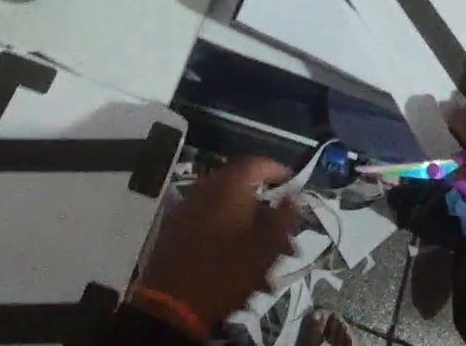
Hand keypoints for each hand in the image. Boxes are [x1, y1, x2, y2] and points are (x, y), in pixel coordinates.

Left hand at [135, 157, 300, 337]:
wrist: (172, 304)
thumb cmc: (226, 271)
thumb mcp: (265, 249)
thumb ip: (283, 218)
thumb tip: (293, 196)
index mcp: (231, 184)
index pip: (259, 162)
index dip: (277, 171)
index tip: (291, 183)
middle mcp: (207, 185)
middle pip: (240, 180)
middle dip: (260, 198)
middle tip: (274, 219)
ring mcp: (188, 203)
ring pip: (222, 199)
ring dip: (241, 212)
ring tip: (253, 238)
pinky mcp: (174, 223)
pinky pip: (205, 212)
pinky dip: (221, 221)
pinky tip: (227, 245)